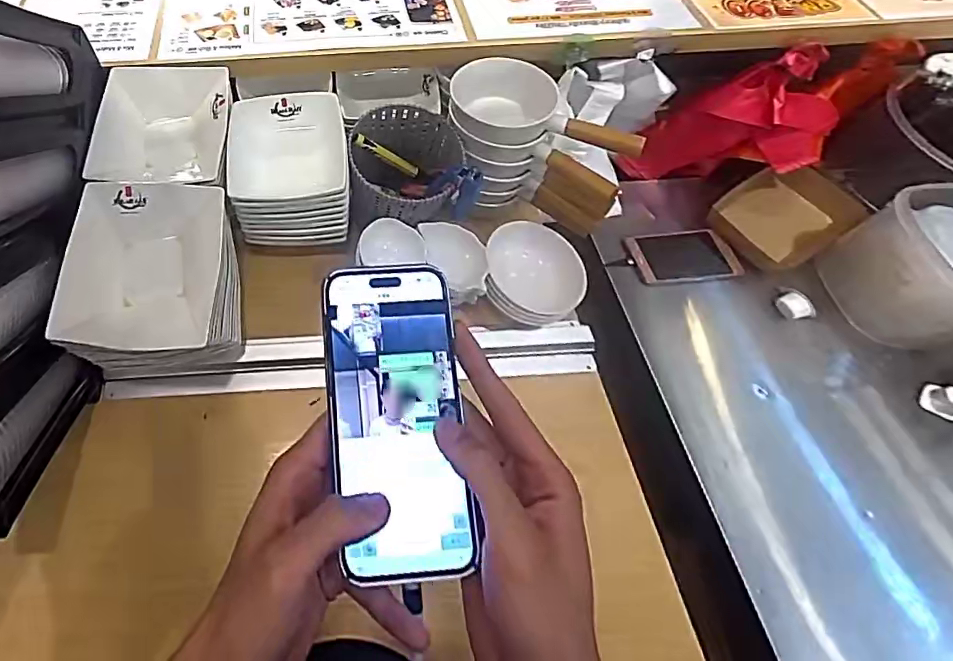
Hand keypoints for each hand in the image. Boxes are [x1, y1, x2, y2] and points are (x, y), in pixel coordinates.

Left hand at [173, 417, 429, 660]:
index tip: (392, 411)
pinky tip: (407, 621)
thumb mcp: (289, 560)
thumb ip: (329, 524)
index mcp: (289, 486)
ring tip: (426, 558)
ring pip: (368, 525)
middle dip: (390, 483)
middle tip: (427, 482)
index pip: (326, 433)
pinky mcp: (329, 570)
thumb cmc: (244, 608)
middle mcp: (306, 504)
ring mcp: (319, 537)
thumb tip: (374, 499)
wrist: (237, 657)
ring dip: (395, 546)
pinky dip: (387, 593)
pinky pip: (368, 570)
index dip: (356, 418)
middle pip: (356, 477)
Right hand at [435, 323, 597, 660]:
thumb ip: (483, 477)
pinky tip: (405, 454)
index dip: (481, 368)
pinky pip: (448, 481)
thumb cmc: (549, 617)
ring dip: (433, 433)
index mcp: (544, 480)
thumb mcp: (517, 540)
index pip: (507, 409)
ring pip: (459, 453)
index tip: (461, 335)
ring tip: (403, 404)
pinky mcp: (474, 522)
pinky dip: (427, 466)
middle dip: (447, 398)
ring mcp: (495, 503)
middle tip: (417, 366)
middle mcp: (520, 485)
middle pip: (478, 427)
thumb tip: (450, 426)